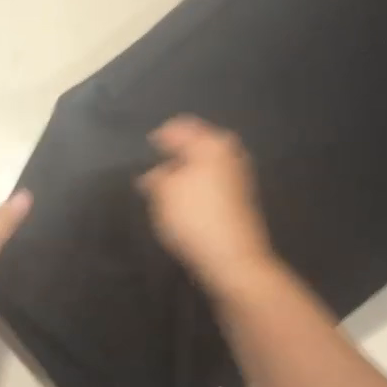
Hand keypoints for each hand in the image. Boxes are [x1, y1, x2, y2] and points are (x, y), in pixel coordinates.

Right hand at [137, 116, 277, 292]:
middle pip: (196, 147)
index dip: (160, 137)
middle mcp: (229, 154)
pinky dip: (196, 190)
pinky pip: (210, 186)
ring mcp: (237, 177)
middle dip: (174, 157)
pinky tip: (183, 205)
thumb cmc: (194, 217)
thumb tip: (153, 175)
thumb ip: (155, 177)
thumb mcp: (163, 193)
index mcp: (211, 143)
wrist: (232, 257)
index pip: (181, 128)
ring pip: (203, 168)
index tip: (146, 147)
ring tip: (165, 190)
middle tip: (154, 170)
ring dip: (185, 175)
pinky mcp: (239, 201)